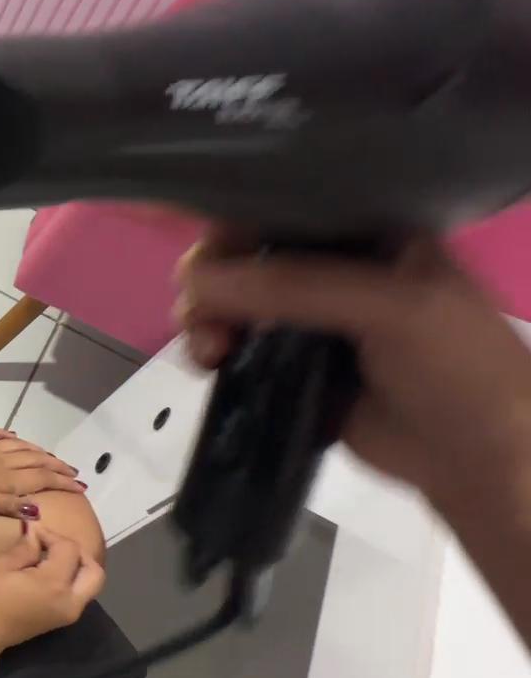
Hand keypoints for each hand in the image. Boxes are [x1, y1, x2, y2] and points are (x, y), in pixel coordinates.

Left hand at [0, 425, 84, 518]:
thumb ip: (4, 504)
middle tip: (75, 472)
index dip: (61, 484)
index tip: (81, 488)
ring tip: (53, 457)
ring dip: (40, 452)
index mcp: (4, 477)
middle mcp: (0, 459)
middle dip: (57, 468)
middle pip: (35, 462)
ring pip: (20, 447)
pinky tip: (14, 435)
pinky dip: (10, 436)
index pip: (40, 480)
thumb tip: (37, 511)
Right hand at [0, 525, 104, 651]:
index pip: (69, 550)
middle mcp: (72, 600)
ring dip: (76, 565)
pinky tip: (47, 571)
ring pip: (91, 584)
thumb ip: (24, 548)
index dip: (51, 535)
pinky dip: (71, 578)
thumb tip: (34, 531)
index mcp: (54, 584)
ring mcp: (71, 612)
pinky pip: (80, 593)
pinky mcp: (65, 618)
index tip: (31, 530)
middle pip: (94, 571)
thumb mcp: (2, 565)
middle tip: (52, 543)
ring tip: (49, 555)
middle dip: (77, 552)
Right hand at [176, 229, 530, 501]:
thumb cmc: (462, 372)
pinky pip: (223, 337)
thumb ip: (295, 287)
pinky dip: (204, 346)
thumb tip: (193, 279)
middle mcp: (328, 268)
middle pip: (238, 255)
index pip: (279, 212)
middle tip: (202, 315)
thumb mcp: (395, 310)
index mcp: (366, 238)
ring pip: (220, 297)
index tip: (207, 262)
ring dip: (200, 319)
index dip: (232, 228)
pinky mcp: (280, 356)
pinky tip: (209, 364)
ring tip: (210, 352)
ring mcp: (301, 315)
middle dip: (207, 283)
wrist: (483, 465)